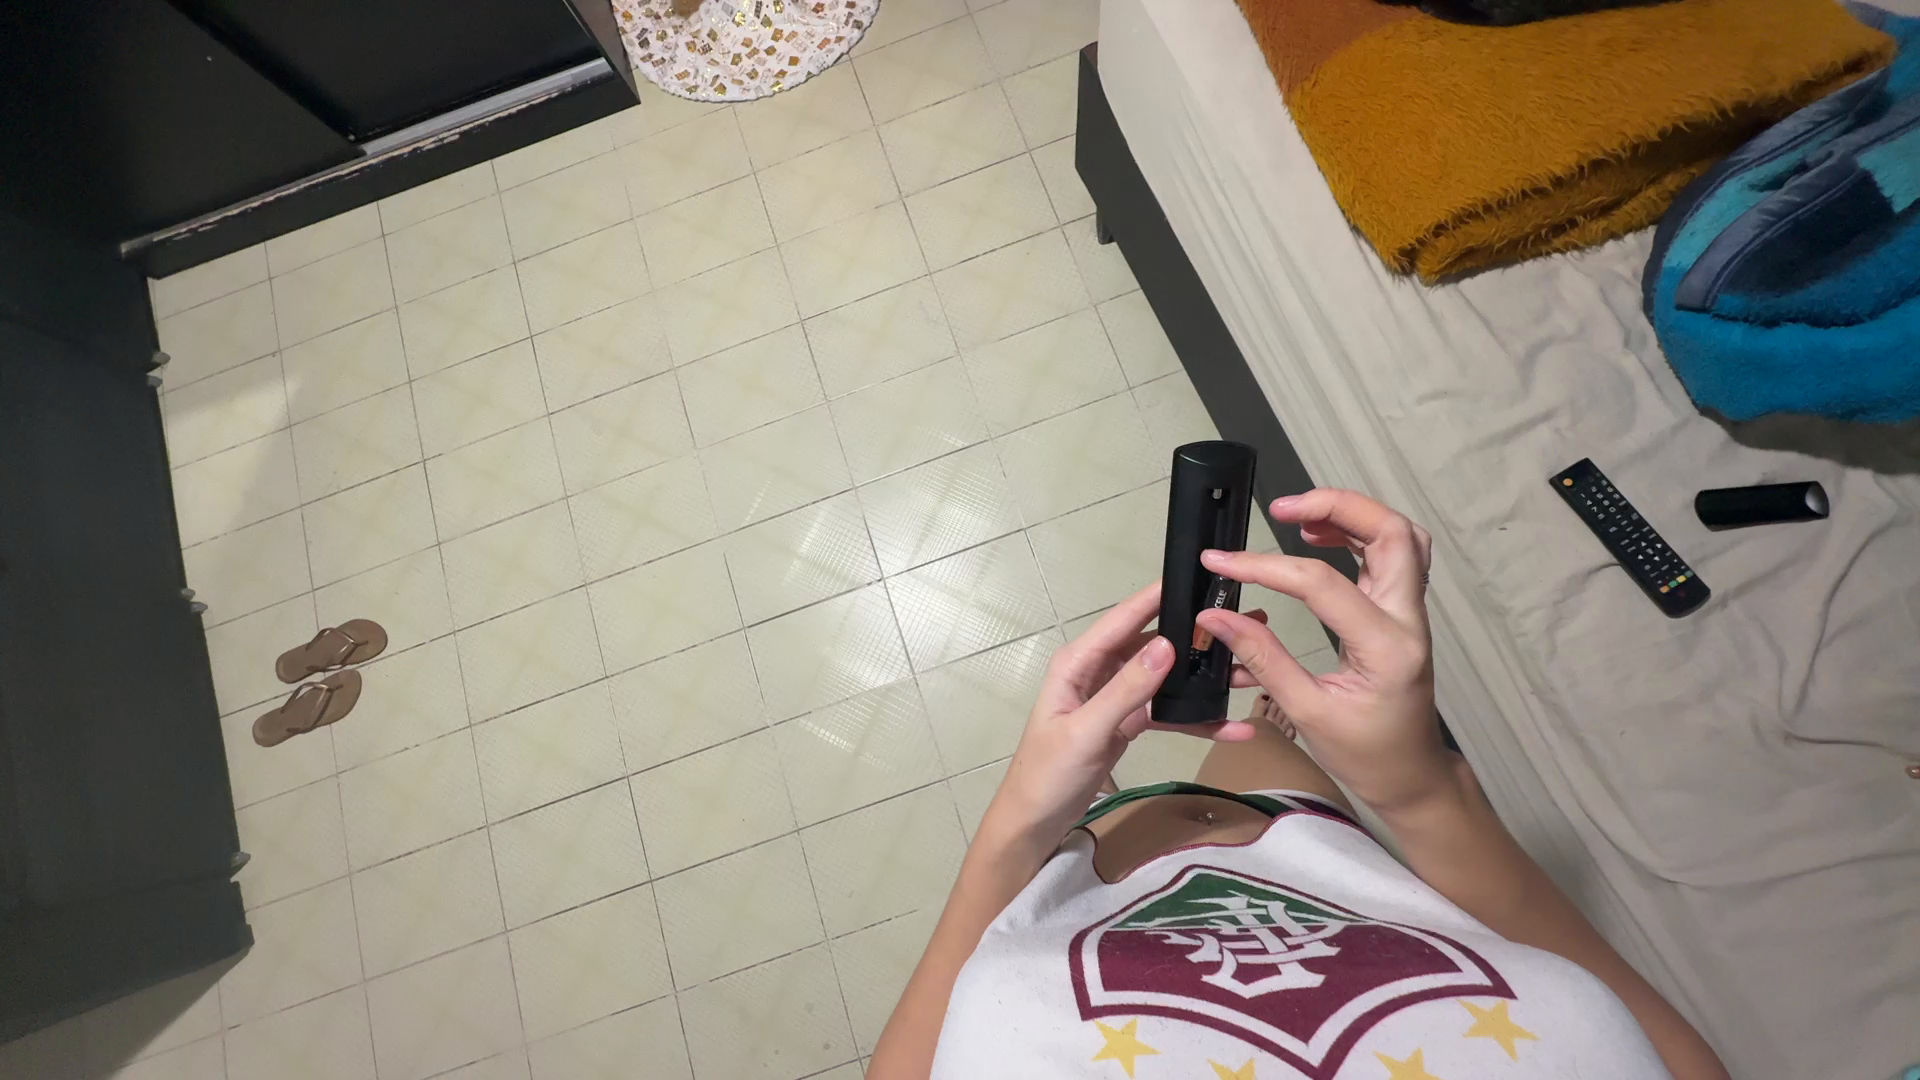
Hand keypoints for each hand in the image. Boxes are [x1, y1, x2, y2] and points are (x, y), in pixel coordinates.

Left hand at [979, 583, 1263, 856]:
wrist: (1036, 821)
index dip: (1158, 596)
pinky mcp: (1127, 722)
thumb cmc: (1049, 772)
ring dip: (1202, 679)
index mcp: (1079, 662)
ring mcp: (1115, 697)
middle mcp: (1098, 671)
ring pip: (1165, 679)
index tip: (1197, 578)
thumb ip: (1126, 690)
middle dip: (1195, 638)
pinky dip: (1195, 719)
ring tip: (1250, 673)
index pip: (1123, 619)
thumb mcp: (1087, 730)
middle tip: (1244, 626)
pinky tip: (1232, 727)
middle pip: (1152, 644)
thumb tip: (1166, 645)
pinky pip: (1166, 713)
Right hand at [1194, 489, 1456, 815]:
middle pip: (1393, 534)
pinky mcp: (1399, 612)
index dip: (1263, 566)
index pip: (1320, 584)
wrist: (1413, 776)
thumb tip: (1214, 616)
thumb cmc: (1365, 754)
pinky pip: (1391, 555)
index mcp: (1385, 647)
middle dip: (1337, 507)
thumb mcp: (1306, 712)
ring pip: (1400, 537)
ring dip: (1352, 514)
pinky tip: (1317, 537)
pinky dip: (1357, 533)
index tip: (1218, 561)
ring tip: (1299, 516)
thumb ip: (1261, 657)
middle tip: (1280, 508)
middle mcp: (1407, 619)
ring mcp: (1410, 612)